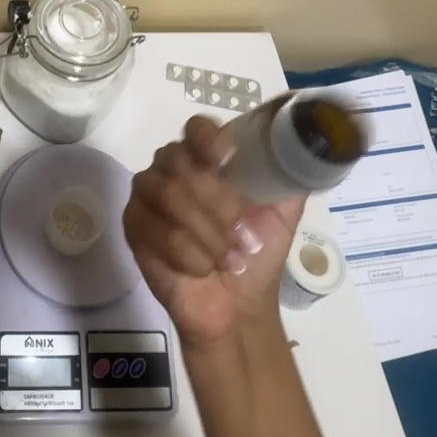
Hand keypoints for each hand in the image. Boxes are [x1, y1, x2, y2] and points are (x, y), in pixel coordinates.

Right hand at [123, 114, 306, 347]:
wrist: (238, 309)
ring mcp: (148, 193)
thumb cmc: (258, 255)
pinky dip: (188, 254)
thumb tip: (302, 143)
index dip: (208, 139)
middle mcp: (172, 167)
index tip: (226, 159)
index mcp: (206, 157)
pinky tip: (200, 268)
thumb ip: (287, 175)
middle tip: (242, 237)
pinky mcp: (133, 224)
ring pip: (169, 194)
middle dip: (218, 203)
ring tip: (226, 259)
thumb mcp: (283, 213)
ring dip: (207, 234)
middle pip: (182, 161)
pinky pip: (157, 230)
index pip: (197, 127)